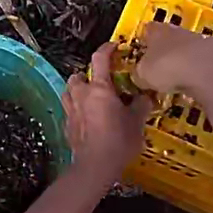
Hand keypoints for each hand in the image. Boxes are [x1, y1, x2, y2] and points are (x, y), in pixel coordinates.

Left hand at [63, 42, 154, 188]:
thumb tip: (145, 96)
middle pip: (78, 75)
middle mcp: (81, 95)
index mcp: (100, 88)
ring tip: (89, 97)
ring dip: (77, 90)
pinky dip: (76, 109)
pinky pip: (69, 110)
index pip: (100, 58)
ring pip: (69, 91)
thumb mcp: (137, 122)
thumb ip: (140, 105)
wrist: (95, 166)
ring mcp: (71, 110)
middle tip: (100, 81)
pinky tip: (86, 117)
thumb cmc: (119, 140)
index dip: (107, 48)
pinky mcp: (66, 125)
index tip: (115, 46)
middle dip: (87, 75)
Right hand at [131, 22, 212, 97]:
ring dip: (182, 57)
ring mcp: (199, 39)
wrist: (205, 74)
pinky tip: (194, 80)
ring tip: (177, 75)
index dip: (144, 40)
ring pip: (187, 46)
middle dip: (164, 49)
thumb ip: (139, 72)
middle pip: (168, 36)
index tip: (141, 52)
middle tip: (158, 66)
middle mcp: (178, 30)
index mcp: (157, 31)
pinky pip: (201, 59)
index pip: (147, 30)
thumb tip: (139, 74)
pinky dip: (197, 67)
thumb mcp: (143, 75)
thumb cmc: (167, 69)